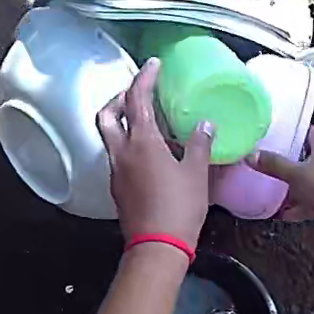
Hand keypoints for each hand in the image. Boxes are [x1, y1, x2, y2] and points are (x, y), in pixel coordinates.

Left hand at [97, 58, 212, 245]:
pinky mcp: (117, 188)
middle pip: (107, 114)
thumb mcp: (197, 174)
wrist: (157, 247)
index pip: (137, 99)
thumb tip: (205, 125)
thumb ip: (200, 145)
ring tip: (146, 123)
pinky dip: (127, 145)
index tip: (153, 65)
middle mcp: (122, 153)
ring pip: (109, 136)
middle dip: (119, 98)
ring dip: (121, 122)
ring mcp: (116, 171)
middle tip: (138, 94)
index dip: (144, 78)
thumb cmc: (179, 208)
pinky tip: (148, 154)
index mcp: (142, 143)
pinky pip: (117, 156)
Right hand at [245, 127, 313, 223]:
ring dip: (293, 188)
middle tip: (267, 167)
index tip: (269, 139)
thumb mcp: (296, 175)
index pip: (304, 131)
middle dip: (287, 164)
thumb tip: (250, 155)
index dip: (287, 133)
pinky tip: (286, 215)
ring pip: (310, 180)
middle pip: (305, 156)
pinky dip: (301, 205)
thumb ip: (273, 165)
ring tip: (272, 194)